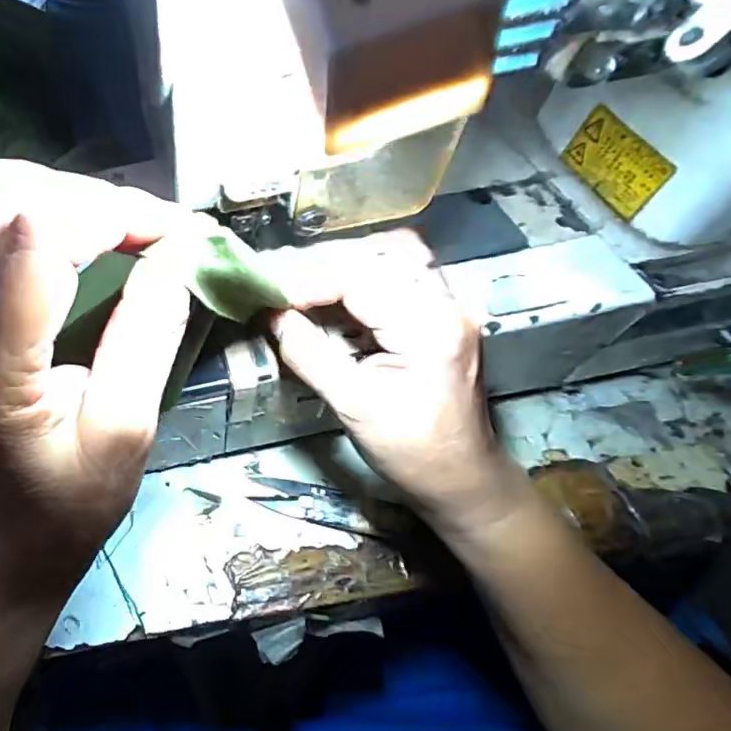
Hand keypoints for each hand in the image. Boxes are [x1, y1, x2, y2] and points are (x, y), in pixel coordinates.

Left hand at [0, 161, 194, 597]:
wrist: (18, 526)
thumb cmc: (79, 494)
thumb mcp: (130, 429)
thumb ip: (148, 333)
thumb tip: (172, 250)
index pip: (33, 247)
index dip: (109, 216)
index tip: (169, 229)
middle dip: (84, 198)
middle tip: (144, 225)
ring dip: (33, 186)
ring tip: (90, 212)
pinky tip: (34, 212)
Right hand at [269, 231, 531, 538]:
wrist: (461, 478)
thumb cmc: (411, 452)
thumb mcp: (353, 405)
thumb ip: (308, 354)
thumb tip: (270, 316)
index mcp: (430, 328)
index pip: (361, 278)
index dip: (309, 279)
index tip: (269, 291)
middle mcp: (446, 304)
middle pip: (379, 252)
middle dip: (323, 263)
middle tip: (276, 277)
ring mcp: (448, 305)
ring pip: (393, 253)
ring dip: (344, 261)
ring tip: (301, 280)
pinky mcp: (441, 313)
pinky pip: (400, 273)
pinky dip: (361, 274)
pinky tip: (332, 290)